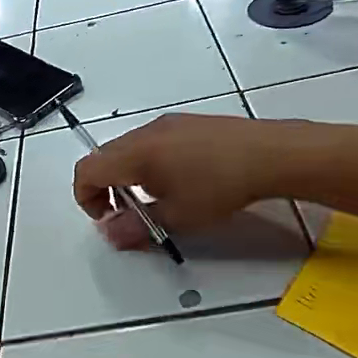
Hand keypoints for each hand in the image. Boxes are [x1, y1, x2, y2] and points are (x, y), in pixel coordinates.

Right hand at [72, 114, 292, 243]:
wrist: (270, 154)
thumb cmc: (220, 186)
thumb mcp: (176, 217)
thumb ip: (136, 227)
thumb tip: (111, 234)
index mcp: (133, 154)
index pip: (87, 171)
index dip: (86, 198)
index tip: (106, 219)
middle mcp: (144, 133)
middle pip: (104, 158)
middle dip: (106, 188)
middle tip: (129, 214)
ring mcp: (166, 124)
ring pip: (127, 149)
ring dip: (127, 175)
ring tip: (157, 199)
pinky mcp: (187, 123)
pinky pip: (151, 142)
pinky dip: (148, 162)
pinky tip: (180, 180)